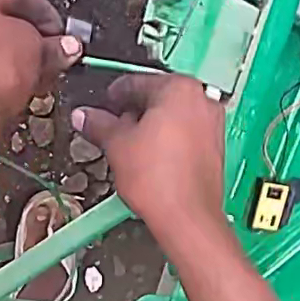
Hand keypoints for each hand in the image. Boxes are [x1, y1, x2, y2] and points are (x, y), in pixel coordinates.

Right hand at [72, 74, 226, 242]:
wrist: (187, 218)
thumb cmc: (159, 181)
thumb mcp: (117, 145)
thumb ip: (99, 124)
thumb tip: (84, 116)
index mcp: (178, 89)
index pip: (137, 82)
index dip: (114, 96)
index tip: (103, 106)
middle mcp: (201, 101)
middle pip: (158, 99)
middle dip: (134, 114)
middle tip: (113, 129)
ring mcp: (212, 126)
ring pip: (173, 118)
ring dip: (151, 129)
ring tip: (130, 149)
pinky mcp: (215, 150)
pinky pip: (186, 137)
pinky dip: (168, 143)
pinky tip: (151, 161)